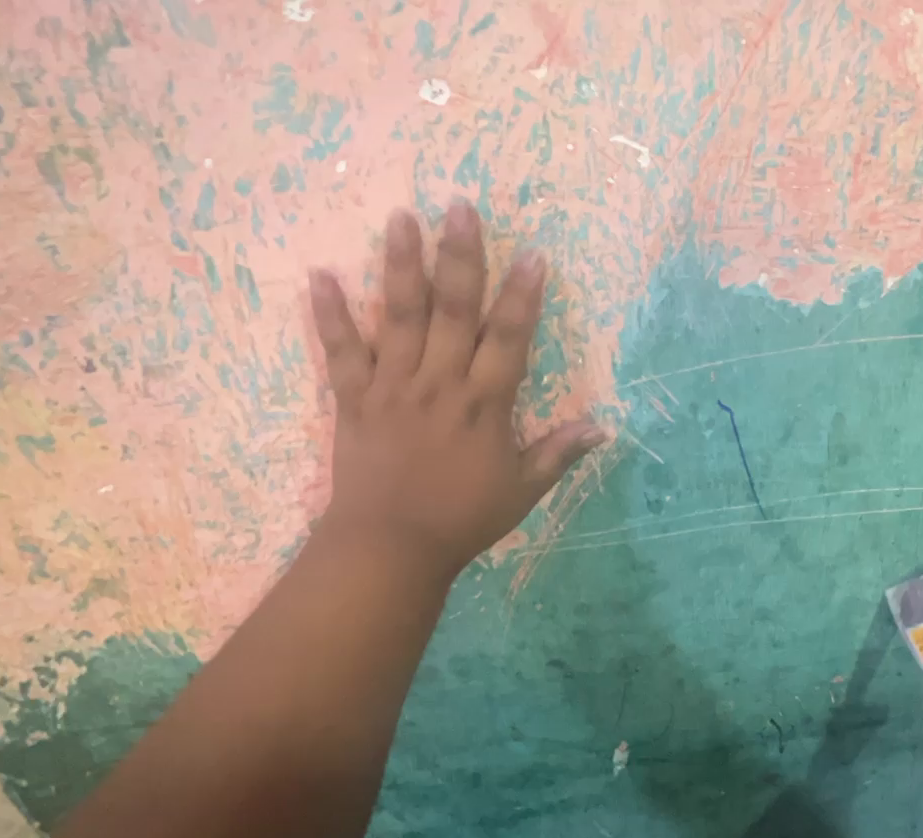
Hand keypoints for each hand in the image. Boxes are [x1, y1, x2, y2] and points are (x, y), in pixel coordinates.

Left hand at [308, 201, 606, 576]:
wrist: (392, 546)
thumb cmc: (462, 520)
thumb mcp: (522, 491)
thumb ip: (558, 453)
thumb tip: (602, 427)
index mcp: (484, 405)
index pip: (508, 340)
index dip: (523, 298)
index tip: (532, 256)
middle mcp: (440, 384)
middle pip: (453, 312)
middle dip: (460, 258)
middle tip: (460, 208)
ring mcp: (393, 387)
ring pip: (399, 318)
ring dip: (401, 266)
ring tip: (402, 218)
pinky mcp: (355, 399)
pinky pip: (341, 352)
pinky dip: (330, 315)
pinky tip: (320, 275)